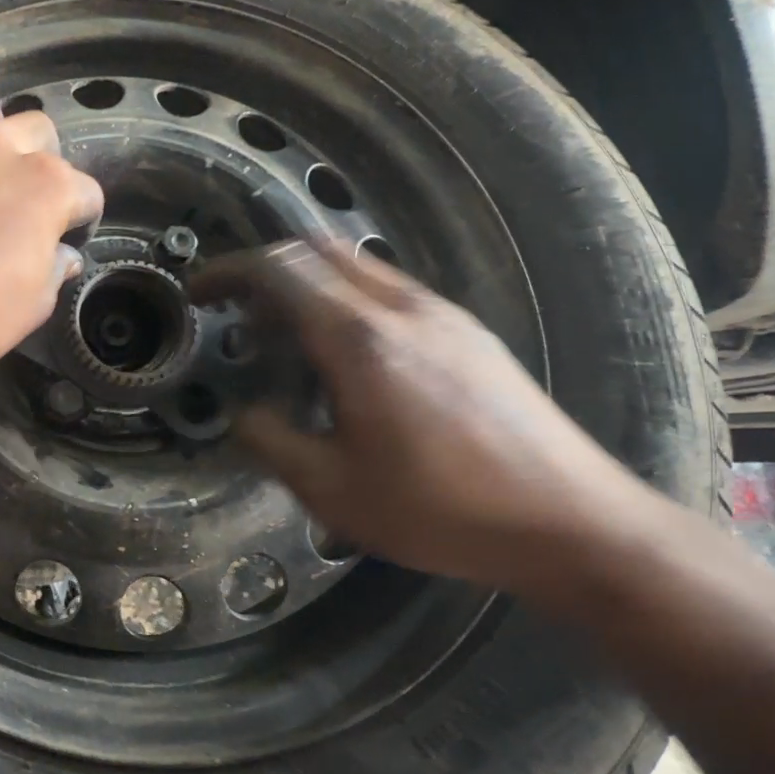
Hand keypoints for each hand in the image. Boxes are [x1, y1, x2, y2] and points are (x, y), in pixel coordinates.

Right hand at [190, 241, 650, 588]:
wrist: (575, 524)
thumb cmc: (443, 510)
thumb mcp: (332, 491)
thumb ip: (271, 442)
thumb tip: (243, 414)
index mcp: (359, 338)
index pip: (279, 270)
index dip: (228, 272)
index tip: (199, 292)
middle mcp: (400, 308)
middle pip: (317, 249)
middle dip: (264, 266)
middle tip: (235, 306)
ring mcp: (442, 315)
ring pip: (356, 264)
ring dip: (307, 280)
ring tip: (284, 331)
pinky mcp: (469, 333)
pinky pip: (388, 288)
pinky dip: (346, 296)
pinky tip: (345, 351)